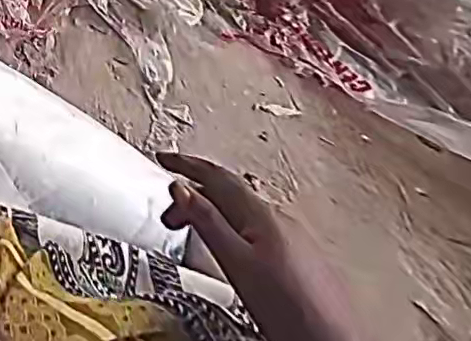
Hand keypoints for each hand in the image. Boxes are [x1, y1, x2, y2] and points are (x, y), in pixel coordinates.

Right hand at [159, 153, 357, 340]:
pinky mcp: (305, 263)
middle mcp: (282, 221)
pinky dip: (235, 229)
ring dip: (214, 213)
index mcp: (263, 215)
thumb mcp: (236, 263)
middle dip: (194, 195)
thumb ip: (206, 220)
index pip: (217, 176)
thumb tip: (179, 188)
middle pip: (229, 193)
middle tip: (171, 212)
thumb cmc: (291, 312)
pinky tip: (233, 249)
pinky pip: (259, 231)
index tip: (164, 158)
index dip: (186, 164)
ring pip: (244, 213)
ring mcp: (297, 242)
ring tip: (196, 230)